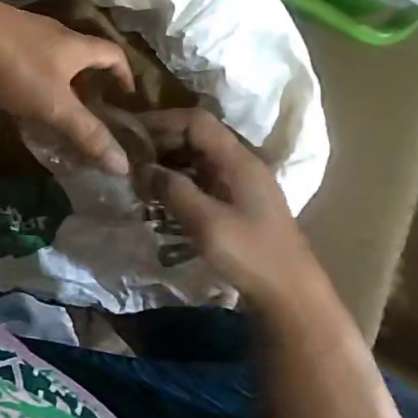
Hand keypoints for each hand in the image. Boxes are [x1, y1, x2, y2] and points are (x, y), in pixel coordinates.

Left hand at [0, 2, 135, 175]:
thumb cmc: (15, 67)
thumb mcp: (54, 106)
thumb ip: (86, 133)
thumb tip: (123, 165)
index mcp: (76, 45)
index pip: (113, 54)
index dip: (124, 74)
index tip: (127, 94)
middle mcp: (54, 31)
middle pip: (81, 51)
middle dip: (88, 76)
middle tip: (87, 104)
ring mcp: (23, 29)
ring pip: (50, 52)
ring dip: (56, 74)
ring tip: (50, 101)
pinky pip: (22, 52)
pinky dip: (28, 70)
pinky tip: (13, 88)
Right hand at [136, 109, 328, 303]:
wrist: (290, 296)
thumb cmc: (251, 255)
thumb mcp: (206, 222)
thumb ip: (172, 189)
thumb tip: (141, 167)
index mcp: (239, 161)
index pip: (196, 121)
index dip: (161, 121)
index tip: (129, 132)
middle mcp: (241, 165)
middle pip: (196, 135)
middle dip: (160, 140)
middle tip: (126, 155)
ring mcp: (240, 184)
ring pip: (197, 157)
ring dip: (166, 160)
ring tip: (136, 174)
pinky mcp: (236, 203)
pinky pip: (200, 178)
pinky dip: (176, 178)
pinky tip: (157, 193)